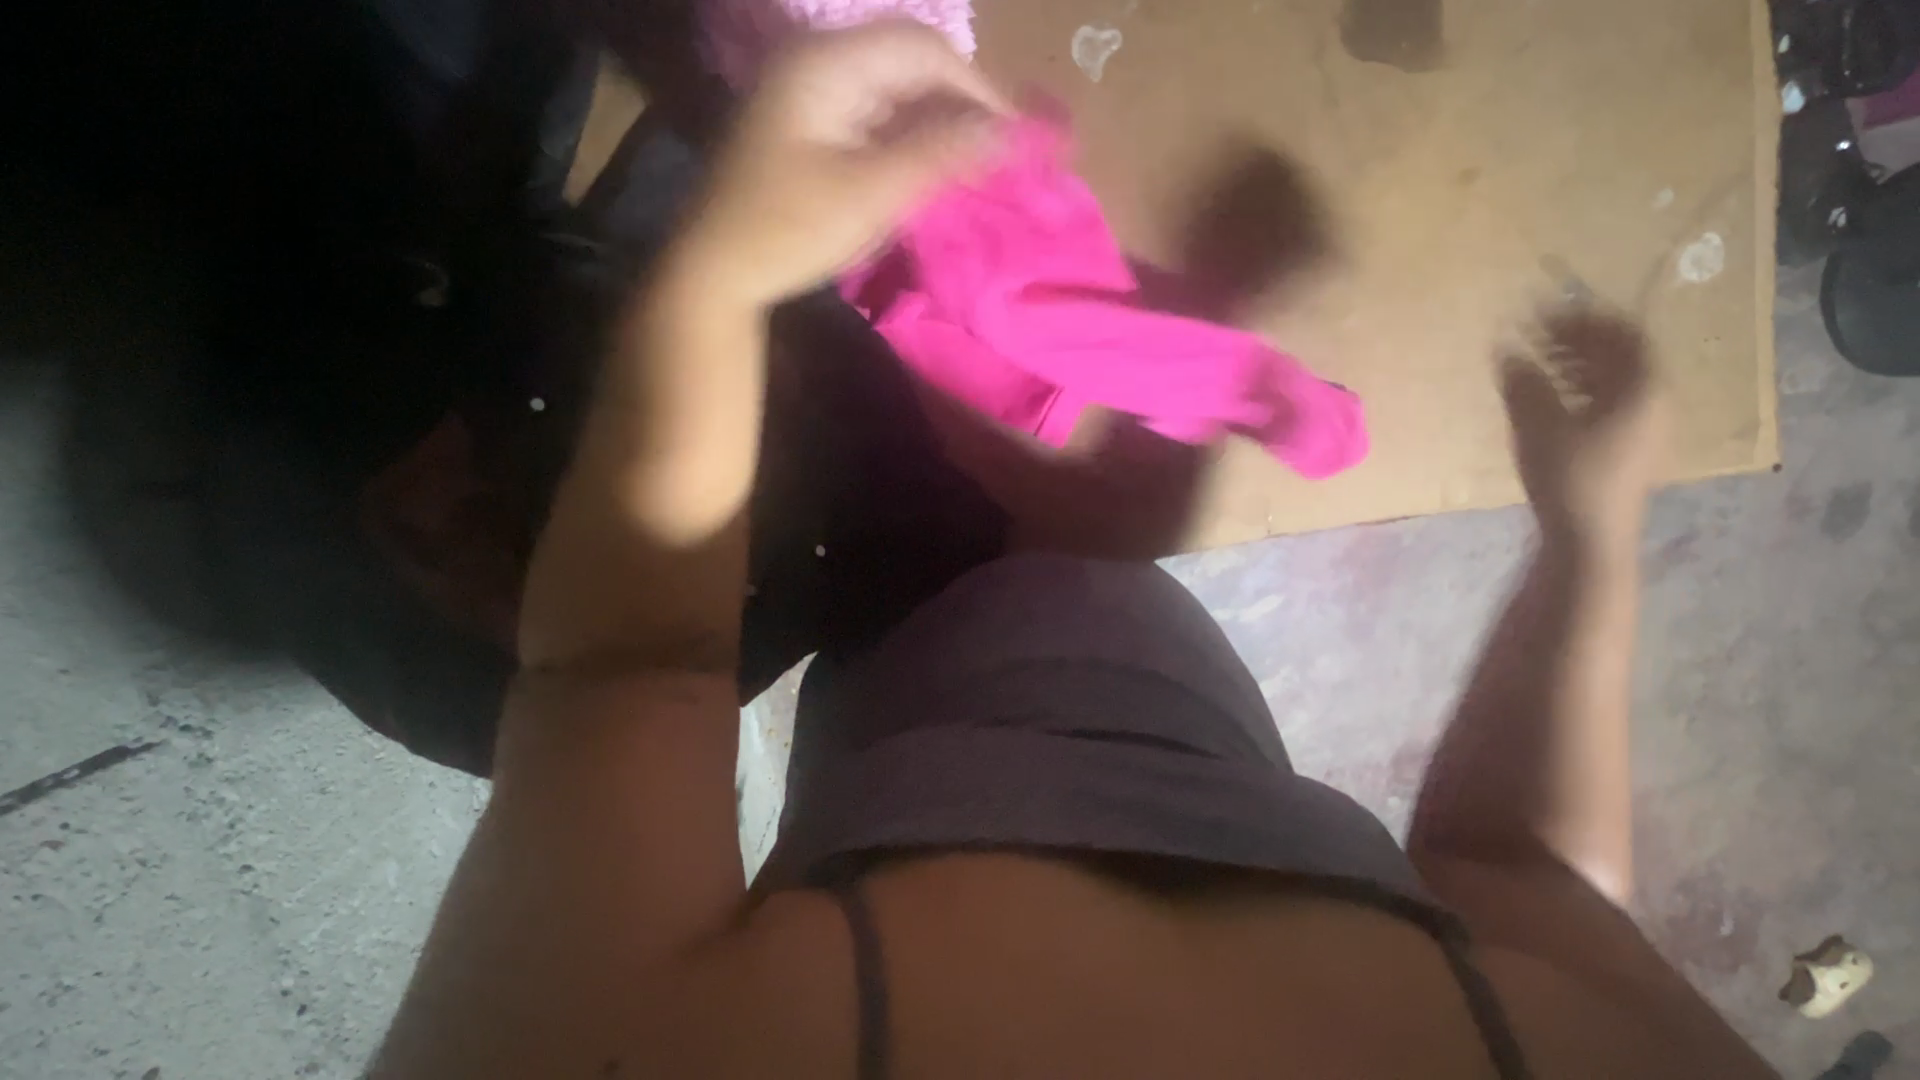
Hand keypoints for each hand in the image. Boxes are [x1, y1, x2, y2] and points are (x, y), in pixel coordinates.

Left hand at [668, 21, 1006, 308]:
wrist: (718, 269)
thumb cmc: (789, 230)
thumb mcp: (870, 194)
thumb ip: (939, 154)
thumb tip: (1007, 131)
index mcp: (826, 63)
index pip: (921, 49)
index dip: (976, 87)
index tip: (1014, 135)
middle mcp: (819, 62)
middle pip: (909, 62)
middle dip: (960, 103)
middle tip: (999, 152)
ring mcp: (813, 93)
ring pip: (895, 90)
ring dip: (937, 122)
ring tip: (975, 165)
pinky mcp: (812, 124)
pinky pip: (876, 116)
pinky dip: (910, 138)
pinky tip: (934, 168)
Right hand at [1501, 311, 1667, 552]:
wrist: (1590, 537)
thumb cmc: (1569, 477)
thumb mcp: (1540, 427)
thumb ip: (1525, 384)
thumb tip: (1506, 350)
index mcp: (1643, 388)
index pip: (1622, 334)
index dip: (1584, 318)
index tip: (1546, 312)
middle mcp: (1655, 401)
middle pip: (1623, 355)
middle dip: (1580, 339)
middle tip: (1538, 332)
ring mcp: (1646, 426)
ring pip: (1617, 379)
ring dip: (1580, 363)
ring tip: (1541, 359)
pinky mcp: (1630, 447)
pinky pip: (1612, 401)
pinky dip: (1583, 388)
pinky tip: (1553, 395)